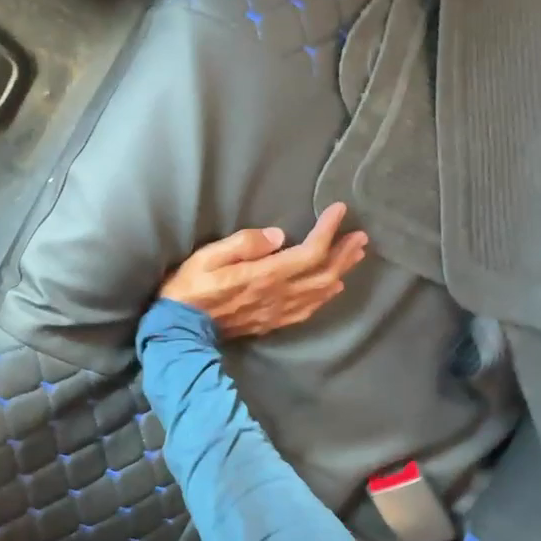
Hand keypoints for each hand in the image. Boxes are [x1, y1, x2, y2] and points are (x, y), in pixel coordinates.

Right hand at [159, 203, 368, 338]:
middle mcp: (279, 295)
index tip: (339, 210)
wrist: (180, 330)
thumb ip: (244, 244)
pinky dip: (326, 296)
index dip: (329, 230)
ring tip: (354, 256)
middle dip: (345, 253)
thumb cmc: (189, 287)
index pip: (310, 252)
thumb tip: (278, 235)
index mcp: (266, 275)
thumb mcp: (207, 256)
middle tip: (359, 236)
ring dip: (341, 272)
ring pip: (321, 293)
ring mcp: (278, 312)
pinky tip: (332, 288)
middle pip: (325, 273)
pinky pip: (309, 309)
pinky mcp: (272, 322)